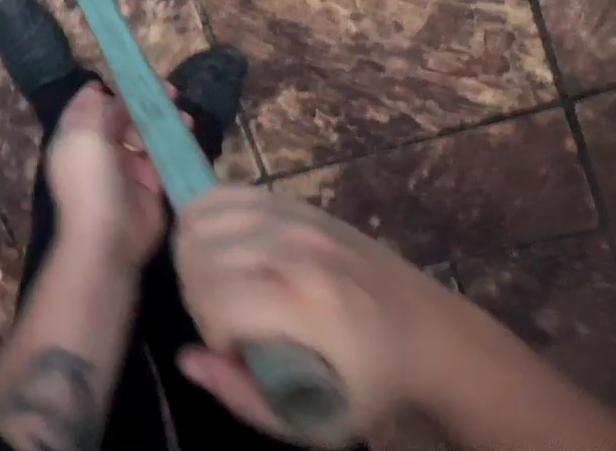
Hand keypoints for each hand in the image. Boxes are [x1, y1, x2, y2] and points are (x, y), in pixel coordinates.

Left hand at [43, 82, 168, 267]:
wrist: (107, 238)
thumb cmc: (90, 180)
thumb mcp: (87, 134)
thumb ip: (102, 109)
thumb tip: (107, 90)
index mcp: (76, 135)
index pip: (90, 102)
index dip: (111, 88)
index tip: (135, 77)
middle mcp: (99, 147)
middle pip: (122, 116)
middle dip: (144, 103)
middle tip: (169, 91)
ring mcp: (125, 166)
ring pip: (146, 134)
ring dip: (163, 120)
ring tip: (182, 114)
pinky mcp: (150, 184)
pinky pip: (163, 155)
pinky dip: (176, 142)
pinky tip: (188, 131)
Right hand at [170, 186, 459, 443]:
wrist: (428, 333)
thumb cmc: (370, 383)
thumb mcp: (316, 420)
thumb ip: (243, 396)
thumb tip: (187, 359)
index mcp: (305, 305)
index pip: (213, 299)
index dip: (211, 330)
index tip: (235, 350)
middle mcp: (293, 248)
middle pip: (199, 255)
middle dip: (197, 293)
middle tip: (224, 318)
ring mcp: (292, 216)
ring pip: (200, 220)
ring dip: (196, 257)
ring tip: (221, 284)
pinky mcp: (290, 200)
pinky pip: (219, 195)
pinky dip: (203, 220)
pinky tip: (218, 248)